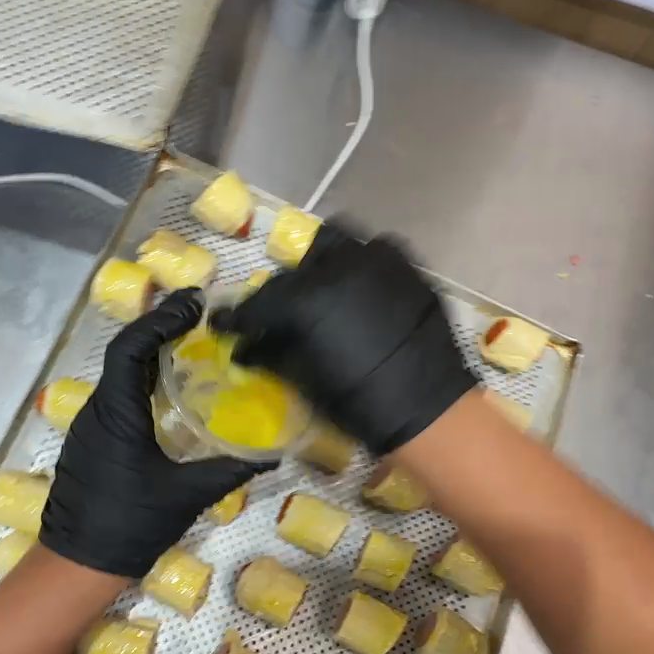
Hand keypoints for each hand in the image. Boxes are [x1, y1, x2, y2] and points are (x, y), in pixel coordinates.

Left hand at [40, 289, 271, 577]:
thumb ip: (230, 471)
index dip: (161, 320)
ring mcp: (91, 425)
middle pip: (126, 353)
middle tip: (200, 315)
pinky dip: (145, 379)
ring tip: (192, 341)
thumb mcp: (188, 495)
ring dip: (153, 352)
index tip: (194, 306)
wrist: (80, 561)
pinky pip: (120, 395)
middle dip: (161, 328)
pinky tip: (172, 388)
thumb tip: (271, 457)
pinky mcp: (94, 440)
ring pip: (120, 374)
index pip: (131, 347)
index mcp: (117, 413)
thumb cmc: (131, 524)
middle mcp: (98, 410)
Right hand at [212, 231, 476, 453]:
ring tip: (322, 292)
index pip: (259, 302)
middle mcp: (336, 267)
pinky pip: (375, 253)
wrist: (427, 408)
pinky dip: (360, 266)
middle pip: (294, 271)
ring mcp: (376, 260)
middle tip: (282, 316)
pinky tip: (359, 291)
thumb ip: (270, 354)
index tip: (227, 324)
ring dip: (321, 265)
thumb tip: (245, 346)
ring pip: (335, 246)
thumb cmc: (357, 402)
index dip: (239, 317)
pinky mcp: (407, 265)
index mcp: (304, 299)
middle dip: (283, 292)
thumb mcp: (304, 380)